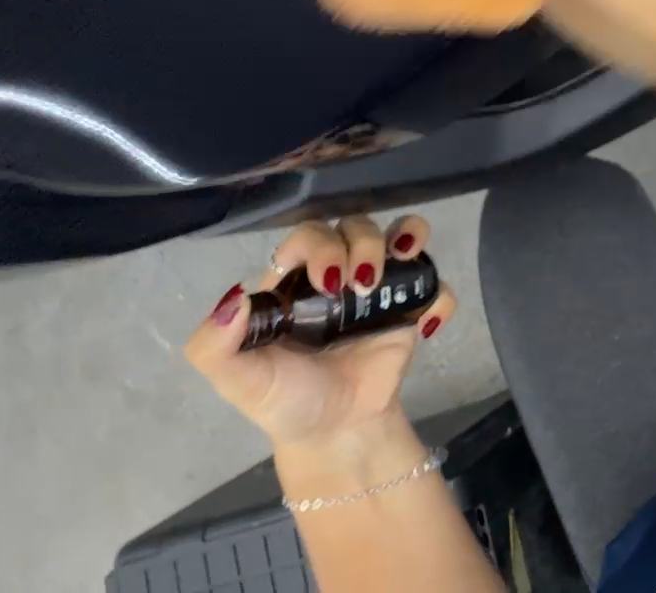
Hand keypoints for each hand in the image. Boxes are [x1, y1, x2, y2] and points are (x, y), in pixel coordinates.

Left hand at [185, 215, 458, 447]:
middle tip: (361, 284)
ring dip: (409, 237)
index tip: (327, 281)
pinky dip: (440, 297)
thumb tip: (233, 299)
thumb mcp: (237, 379)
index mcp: (298, 279)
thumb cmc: (284, 399)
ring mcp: (381, 287)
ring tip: (404, 260)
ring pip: (405, 234)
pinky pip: (438, 285)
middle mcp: (341, 272)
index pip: (309, 235)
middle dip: (365, 243)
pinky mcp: (413, 310)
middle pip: (358, 225)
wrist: (335, 431)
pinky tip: (425, 327)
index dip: (321, 244)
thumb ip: (215, 345)